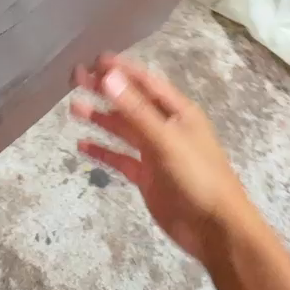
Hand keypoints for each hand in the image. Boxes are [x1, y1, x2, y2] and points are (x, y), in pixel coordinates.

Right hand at [70, 54, 250, 263]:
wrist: (215, 230)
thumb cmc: (197, 177)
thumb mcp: (165, 139)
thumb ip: (135, 109)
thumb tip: (108, 76)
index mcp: (178, 113)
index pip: (146, 82)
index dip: (123, 70)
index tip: (95, 60)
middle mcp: (166, 128)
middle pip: (131, 104)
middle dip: (106, 91)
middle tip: (76, 79)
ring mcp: (156, 153)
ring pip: (123, 130)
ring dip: (101, 118)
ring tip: (73, 108)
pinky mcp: (147, 176)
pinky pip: (121, 158)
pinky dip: (103, 151)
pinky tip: (82, 145)